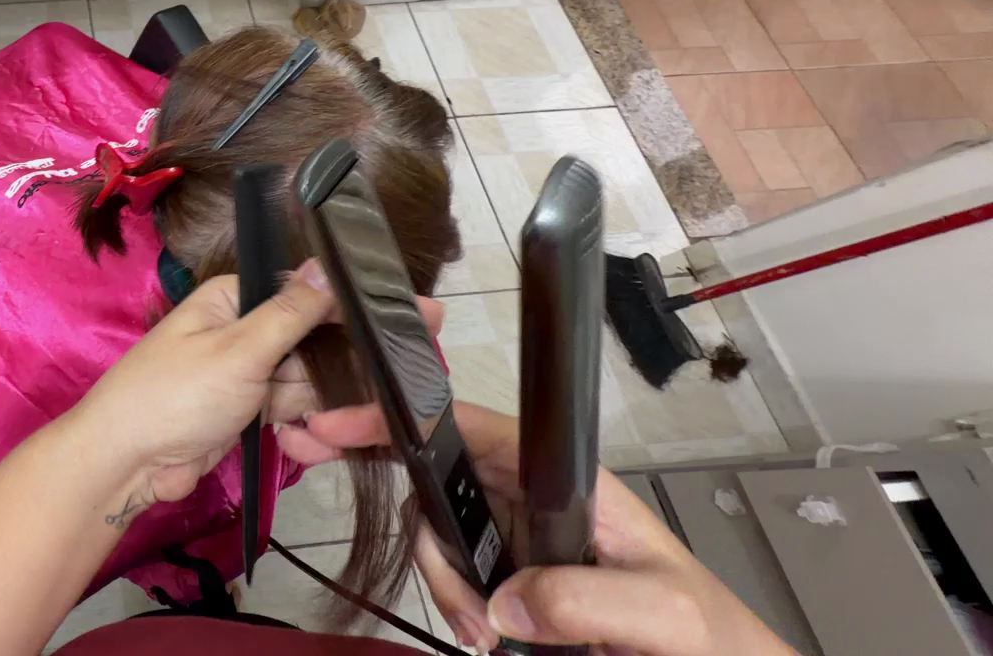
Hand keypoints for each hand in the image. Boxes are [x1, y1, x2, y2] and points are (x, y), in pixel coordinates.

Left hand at [66, 261, 445, 525]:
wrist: (129, 463)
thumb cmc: (177, 394)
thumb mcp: (238, 349)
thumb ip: (289, 313)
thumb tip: (326, 263)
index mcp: (233, 298)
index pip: (307, 293)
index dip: (358, 306)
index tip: (421, 316)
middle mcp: (243, 328)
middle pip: (314, 339)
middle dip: (346, 365)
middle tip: (409, 380)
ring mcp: (247, 372)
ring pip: (309, 379)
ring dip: (325, 402)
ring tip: (339, 424)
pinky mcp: (248, 410)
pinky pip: (293, 409)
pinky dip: (306, 424)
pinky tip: (314, 442)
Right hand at [292, 402, 799, 654]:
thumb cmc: (714, 638)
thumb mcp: (666, 615)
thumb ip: (585, 598)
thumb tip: (499, 606)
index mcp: (554, 475)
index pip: (461, 423)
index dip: (396, 416)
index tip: (335, 426)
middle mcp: (522, 492)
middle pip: (434, 480)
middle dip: (425, 533)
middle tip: (446, 595)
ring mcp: (510, 532)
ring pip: (435, 529)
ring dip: (442, 580)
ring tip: (480, 634)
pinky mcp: (505, 573)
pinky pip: (451, 571)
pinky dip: (452, 601)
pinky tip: (478, 634)